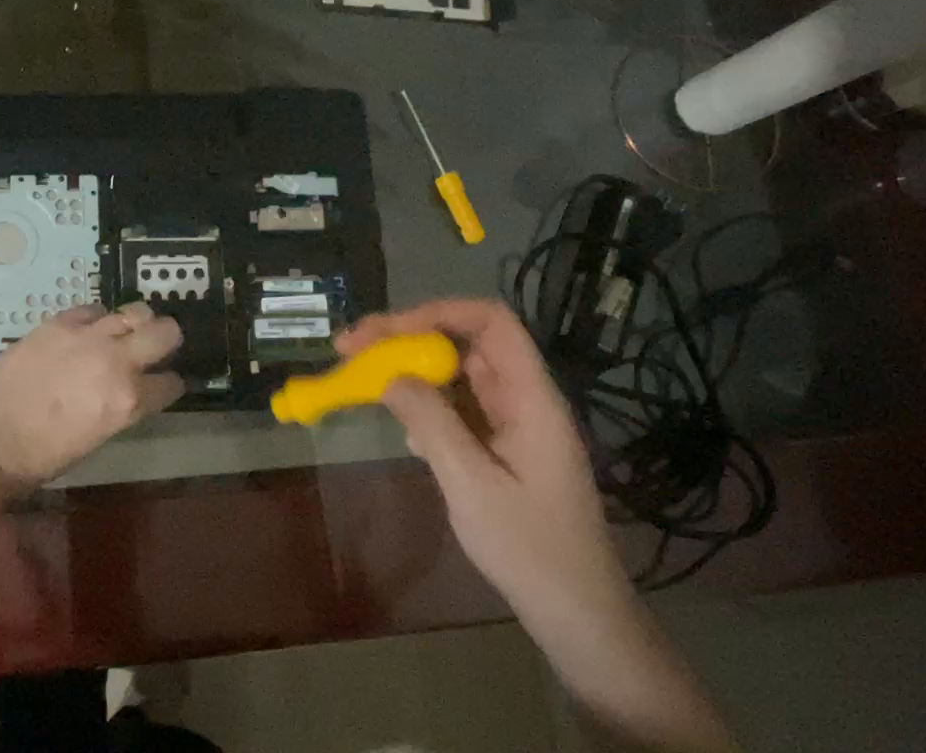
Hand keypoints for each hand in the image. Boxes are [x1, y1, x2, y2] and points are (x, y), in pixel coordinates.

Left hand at [0, 302, 184, 486]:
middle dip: (167, 340)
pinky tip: (88, 331)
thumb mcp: (94, 440)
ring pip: (134, 311)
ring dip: (136, 323)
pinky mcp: (59, 322)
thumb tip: (126, 396)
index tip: (164, 385)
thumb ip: (119, 410)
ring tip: (125, 333)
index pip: (171, 383)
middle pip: (166, 331)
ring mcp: (88, 336)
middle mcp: (117, 361)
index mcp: (129, 401)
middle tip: (156, 347)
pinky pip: (93, 309)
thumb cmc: (38, 457)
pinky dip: (96, 319)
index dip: (170, 385)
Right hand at [336, 298, 633, 623]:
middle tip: (350, 349)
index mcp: (531, 398)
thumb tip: (389, 374)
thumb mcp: (472, 484)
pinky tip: (403, 429)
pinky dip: (424, 406)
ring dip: (410, 371)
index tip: (381, 332)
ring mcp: (513, 424)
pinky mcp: (502, 448)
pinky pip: (459, 409)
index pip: (490, 323)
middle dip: (406, 339)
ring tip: (360, 379)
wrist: (575, 611)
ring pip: (457, 375)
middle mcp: (523, 400)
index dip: (436, 313)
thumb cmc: (529, 548)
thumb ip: (432, 422)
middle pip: (465, 343)